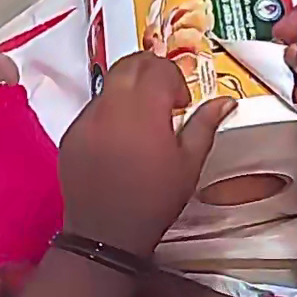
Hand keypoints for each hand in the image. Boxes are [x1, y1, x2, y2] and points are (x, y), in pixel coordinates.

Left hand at [57, 52, 234, 253]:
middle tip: (164, 96)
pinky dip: (109, 112)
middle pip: (129, 64)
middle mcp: (110, 106)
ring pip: (108, 84)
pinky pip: (92, 108)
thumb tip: (225, 101)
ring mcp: (86, 119)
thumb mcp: (188, 165)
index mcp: (143, 110)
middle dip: (150, 71)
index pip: (158, 68)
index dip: (174, 79)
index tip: (181, 103)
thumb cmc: (154, 200)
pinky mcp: (71, 134)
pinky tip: (119, 140)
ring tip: (142, 121)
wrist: (106, 233)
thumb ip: (204, 126)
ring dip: (128, 90)